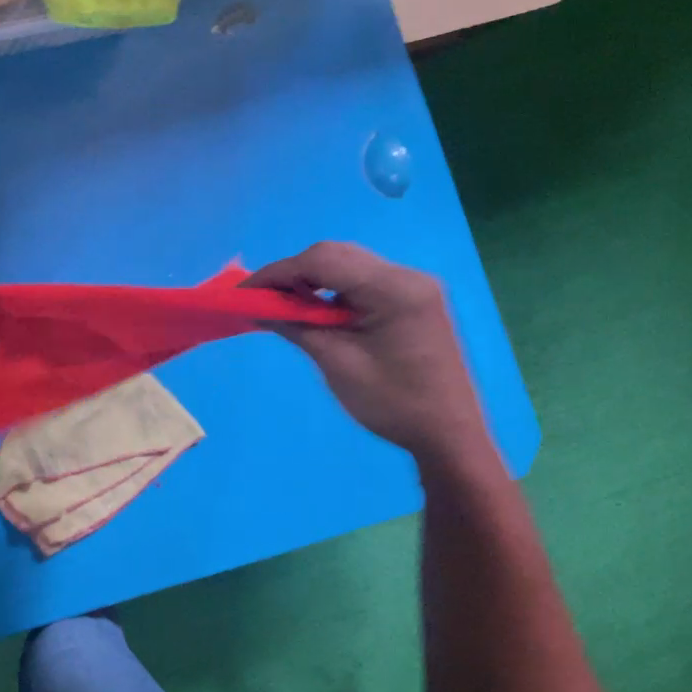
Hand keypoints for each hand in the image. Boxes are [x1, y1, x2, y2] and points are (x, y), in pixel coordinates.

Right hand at [245, 242, 494, 468]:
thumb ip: (295, 324)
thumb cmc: (393, 403)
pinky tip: (314, 309)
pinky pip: (360, 279)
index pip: (322, 261)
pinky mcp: (411, 298)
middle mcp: (406, 276)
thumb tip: (255, 306)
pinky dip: (330, 288)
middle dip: (292, 272)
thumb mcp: (336, 362)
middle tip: (260, 298)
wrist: (449, 436)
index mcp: (394, 288)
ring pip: (346, 263)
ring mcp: (412, 286)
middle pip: (334, 255)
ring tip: (282, 304)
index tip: (242, 292)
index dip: (276, 272)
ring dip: (310, 278)